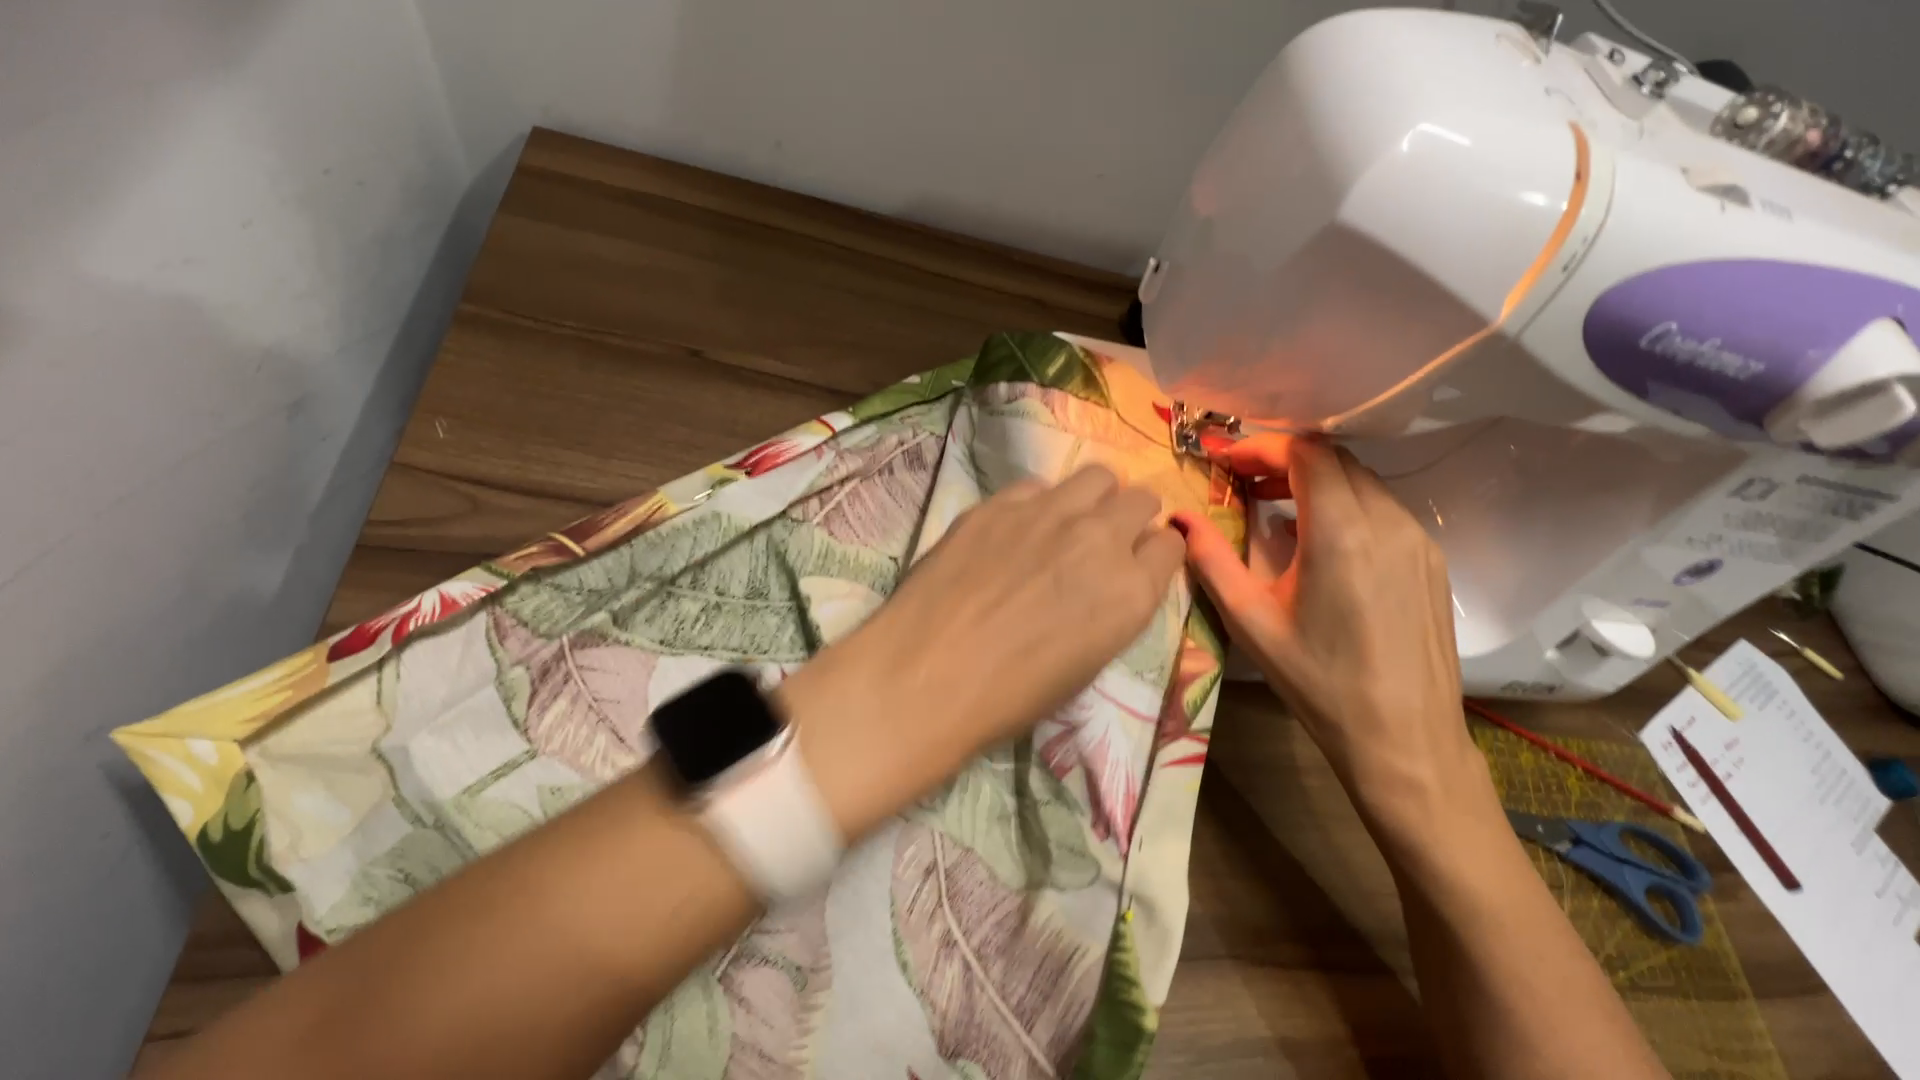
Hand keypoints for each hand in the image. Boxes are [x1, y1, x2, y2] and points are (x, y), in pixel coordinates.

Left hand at [783, 464, 1184, 838]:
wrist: (925, 676)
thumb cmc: (1008, 697)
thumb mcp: (1084, 666)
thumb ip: (1111, 612)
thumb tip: (1108, 584)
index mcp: (1131, 593)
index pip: (1170, 546)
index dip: (1155, 554)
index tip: (1139, 563)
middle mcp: (1099, 540)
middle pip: (1140, 499)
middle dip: (1132, 517)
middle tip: (1107, 539)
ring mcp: (1047, 513)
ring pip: (1097, 476)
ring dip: (1094, 497)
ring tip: (1069, 522)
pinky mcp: (998, 504)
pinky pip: (1038, 486)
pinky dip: (1040, 502)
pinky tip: (1017, 530)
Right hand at [1171, 436, 1492, 845]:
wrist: (1404, 738)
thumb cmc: (1319, 683)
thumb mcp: (1252, 623)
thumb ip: (1211, 561)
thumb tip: (1177, 519)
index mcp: (1341, 532)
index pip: (1305, 452)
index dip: (1261, 446)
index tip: (1227, 460)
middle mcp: (1388, 521)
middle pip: (1335, 459)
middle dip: (1285, 460)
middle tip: (1244, 484)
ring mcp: (1418, 538)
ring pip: (1362, 481)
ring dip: (1317, 482)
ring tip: (1277, 511)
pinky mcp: (1432, 559)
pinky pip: (1384, 508)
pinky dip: (1347, 505)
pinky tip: (1322, 543)